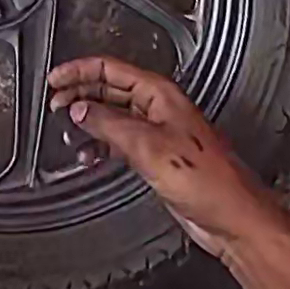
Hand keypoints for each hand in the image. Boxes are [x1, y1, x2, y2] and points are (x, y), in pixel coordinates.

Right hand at [47, 56, 266, 254]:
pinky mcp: (156, 154)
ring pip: (112, 114)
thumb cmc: (208, 181)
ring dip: (88, 119)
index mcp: (159, 93)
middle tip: (55, 102)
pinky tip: (89, 153)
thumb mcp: (148, 146)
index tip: (55, 79)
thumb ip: (108, 124)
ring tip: (67, 127)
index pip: (109, 68)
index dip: (78, 70)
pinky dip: (100, 143)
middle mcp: (157, 107)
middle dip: (79, 93)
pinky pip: (119, 139)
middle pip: (109, 88)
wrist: (234, 219)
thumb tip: (79, 110)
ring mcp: (157, 130)